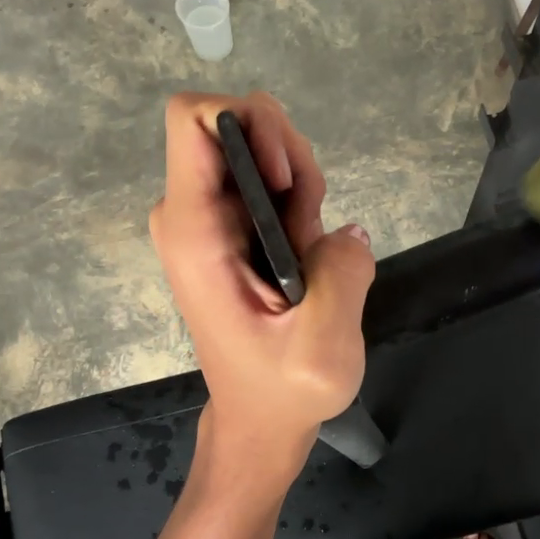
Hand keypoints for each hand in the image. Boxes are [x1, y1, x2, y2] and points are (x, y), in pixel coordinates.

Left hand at [150, 92, 376, 462]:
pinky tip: (310, 248)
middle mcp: (192, 214)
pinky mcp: (235, 228)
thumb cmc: (280, 391)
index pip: (193, 119)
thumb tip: (347, 232)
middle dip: (288, 158)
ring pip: (260, 147)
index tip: (286, 182)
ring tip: (313, 246)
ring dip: (300, 183)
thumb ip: (342, 274)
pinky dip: (301, 199)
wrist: (259, 419)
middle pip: (236, 124)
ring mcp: (212, 219)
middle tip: (311, 224)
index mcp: (195, 233)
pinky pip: (270, 179)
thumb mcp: (323, 347)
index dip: (250, 126)